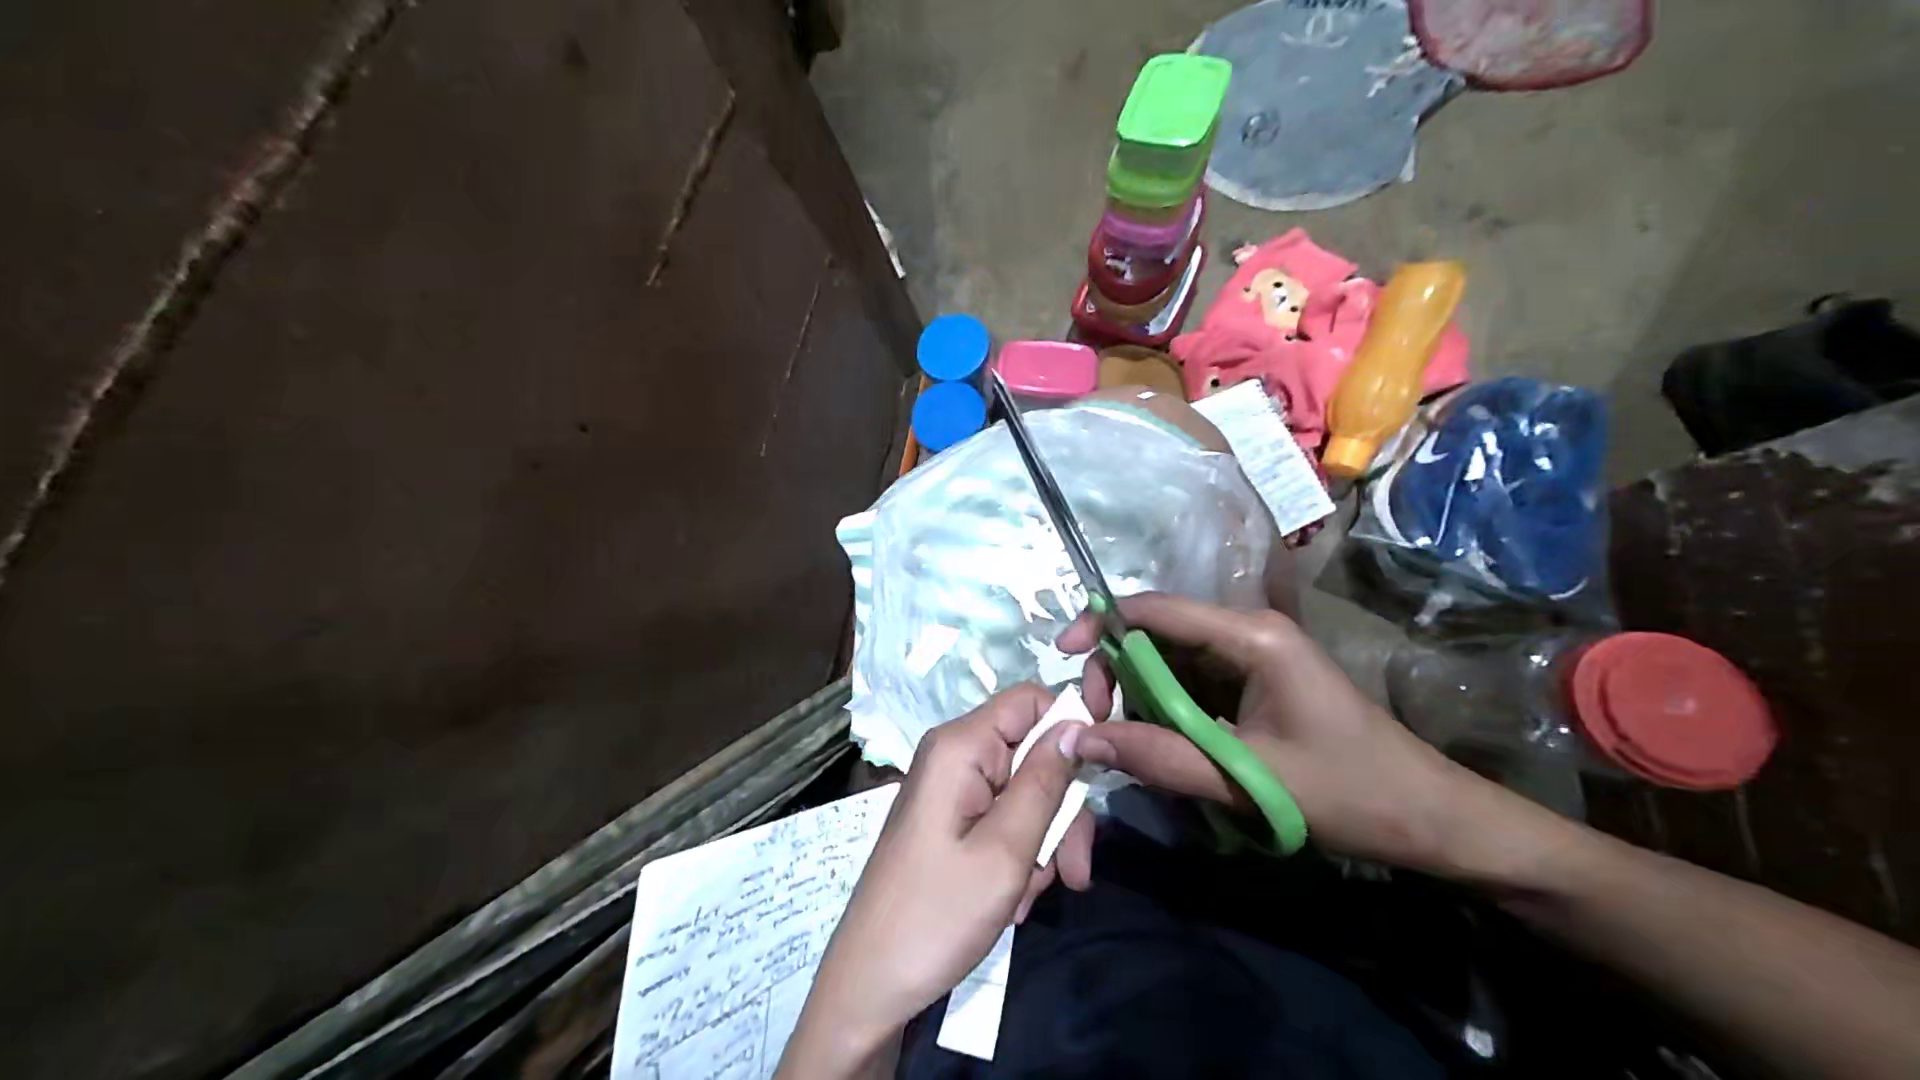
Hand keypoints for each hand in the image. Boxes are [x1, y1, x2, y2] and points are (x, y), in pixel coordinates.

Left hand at [778, 684, 1094, 1077]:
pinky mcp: (953, 819)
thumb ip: (1045, 781)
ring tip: (1030, 895)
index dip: (1070, 725)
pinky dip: (1020, 854)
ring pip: (1025, 791)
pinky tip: (1013, 899)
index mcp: (960, 745)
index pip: (1029, 699)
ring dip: (1043, 842)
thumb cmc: (937, 914)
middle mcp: (955, 755)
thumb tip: (1076, 722)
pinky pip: (1004, 818)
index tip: (1100, 774)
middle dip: (1061, 809)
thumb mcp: (1006, 850)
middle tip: (1073, 872)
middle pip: (1033, 752)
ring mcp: (953, 788)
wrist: (872, 983)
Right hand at [1056, 592, 1497, 872]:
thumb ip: (1158, 757)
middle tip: (1095, 723)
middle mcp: (1247, 633)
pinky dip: (1161, 709)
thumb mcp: (1245, 778)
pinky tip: (1152, 741)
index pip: (1157, 610)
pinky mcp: (1251, 685)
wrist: (1431, 820)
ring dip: (1135, 694)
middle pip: (1157, 634)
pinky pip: (1188, 685)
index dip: (1102, 623)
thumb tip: (1080, 738)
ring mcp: (1250, 659)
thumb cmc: (1349, 792)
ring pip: (1168, 661)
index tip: (1061, 654)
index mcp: (1252, 636)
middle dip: (1115, 671)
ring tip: (1121, 739)